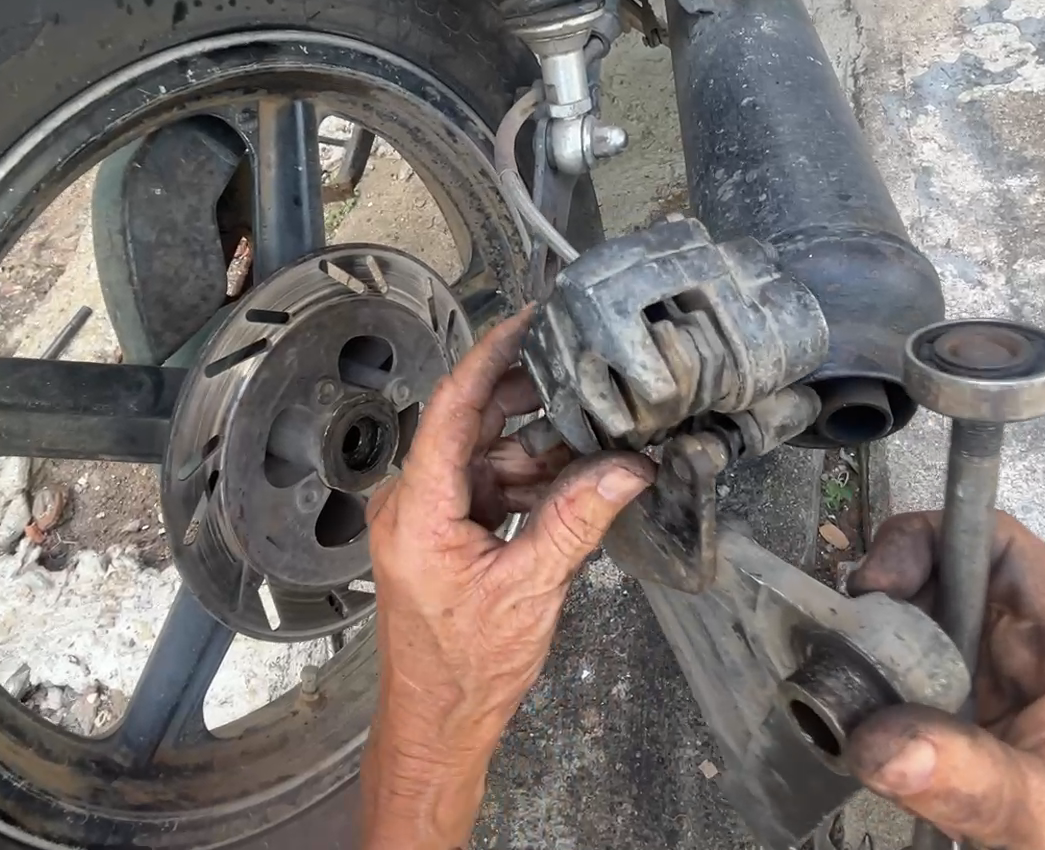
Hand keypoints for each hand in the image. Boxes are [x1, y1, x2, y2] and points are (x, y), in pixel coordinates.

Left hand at [360, 309, 654, 849]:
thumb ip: (578, 521)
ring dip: (536, 445)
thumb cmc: (464, 668)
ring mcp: (429, 513)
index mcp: (419, 507)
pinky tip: (570, 477)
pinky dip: (528, 477)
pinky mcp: (446, 527)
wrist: (436, 723)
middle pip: (471, 423)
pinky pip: (489, 482)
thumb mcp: (530, 589)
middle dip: (526, 398)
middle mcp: (414, 499)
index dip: (487, 357)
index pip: (450, 408)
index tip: (522, 322)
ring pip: (486, 452)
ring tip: (590, 432)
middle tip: (579, 373)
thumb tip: (629, 469)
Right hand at [845, 512, 1044, 849]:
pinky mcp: (994, 685)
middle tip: (854, 627)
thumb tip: (876, 745)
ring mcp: (1025, 663)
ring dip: (889, 623)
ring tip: (858, 663)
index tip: (876, 586)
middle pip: (964, 567)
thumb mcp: (1042, 829)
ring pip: (939, 600)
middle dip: (898, 586)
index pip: (1008, 548)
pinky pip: (931, 641)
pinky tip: (873, 685)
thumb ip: (967, 782)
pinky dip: (892, 653)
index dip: (931, 543)